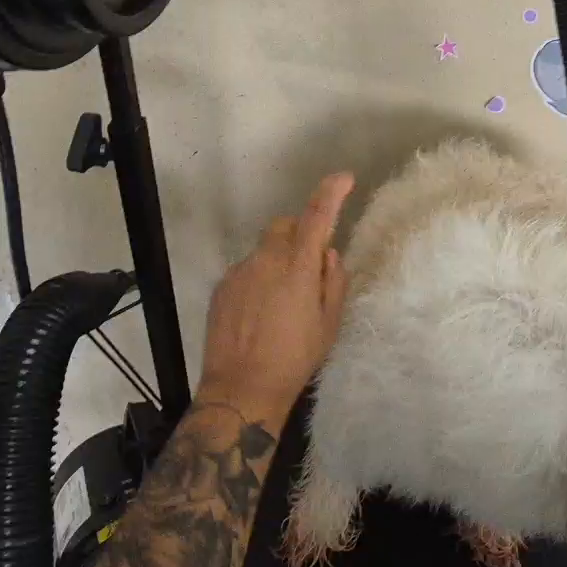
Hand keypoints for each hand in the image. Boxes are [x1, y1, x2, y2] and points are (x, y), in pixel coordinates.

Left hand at [200, 173, 354, 417]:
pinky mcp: (222, 287)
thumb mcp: (329, 325)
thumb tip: (329, 254)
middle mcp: (265, 260)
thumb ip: (333, 282)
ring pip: (264, 249)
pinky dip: (259, 278)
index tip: (344, 178)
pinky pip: (247, 270)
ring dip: (279, 260)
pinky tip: (261, 312)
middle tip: (311, 266)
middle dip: (300, 235)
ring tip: (284, 300)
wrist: (241, 388)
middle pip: (285, 227)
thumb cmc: (294, 359)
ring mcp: (239, 272)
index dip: (332, 192)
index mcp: (297, 267)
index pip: (317, 216)